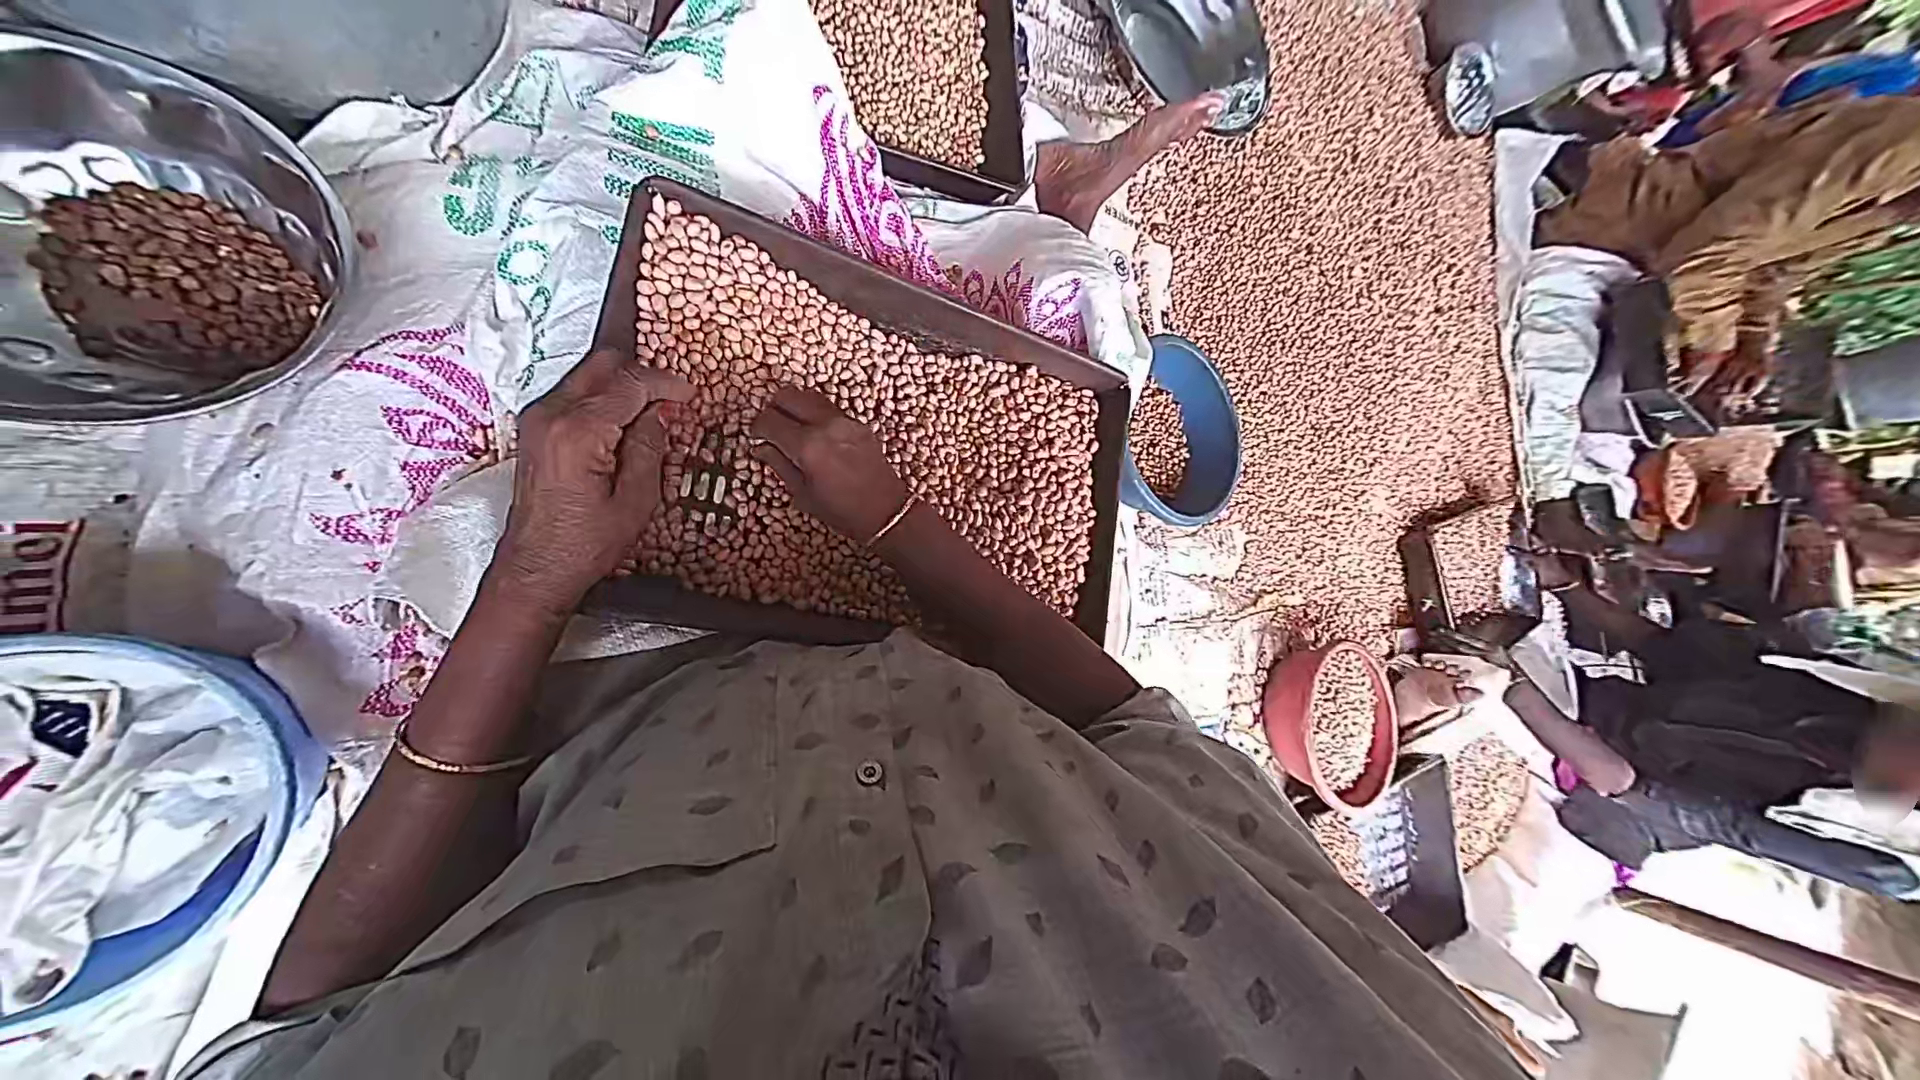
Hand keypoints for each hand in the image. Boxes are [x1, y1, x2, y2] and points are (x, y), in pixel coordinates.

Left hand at [493, 349, 693, 613]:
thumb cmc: (587, 543)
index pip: (628, 383)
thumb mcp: (636, 500)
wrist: (537, 567)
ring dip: (623, 384)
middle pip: (602, 365)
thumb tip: (661, 412)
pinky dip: (605, 397)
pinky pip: (575, 394)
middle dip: (642, 373)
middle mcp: (551, 415)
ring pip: (587, 376)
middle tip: (673, 394)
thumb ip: (649, 447)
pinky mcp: (535, 430)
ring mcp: (537, 419)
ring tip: (655, 408)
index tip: (689, 392)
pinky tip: (627, 420)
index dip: (664, 382)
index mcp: (579, 432)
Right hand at [750, 384, 907, 541]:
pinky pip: (828, 408)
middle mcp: (826, 426)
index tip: (756, 438)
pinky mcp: (858, 423)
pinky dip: (814, 414)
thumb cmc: (842, 511)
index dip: (757, 428)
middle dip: (773, 408)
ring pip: (809, 396)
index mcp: (808, 446)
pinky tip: (814, 435)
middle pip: (787, 396)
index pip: (769, 420)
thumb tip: (761, 447)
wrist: (886, 511)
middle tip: (770, 429)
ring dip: (794, 407)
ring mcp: (845, 421)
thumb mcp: (803, 493)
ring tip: (791, 430)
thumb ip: (779, 464)